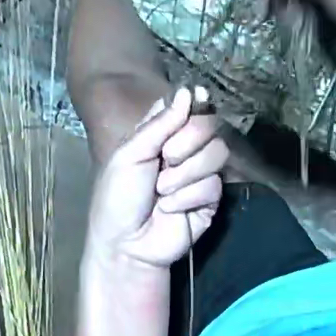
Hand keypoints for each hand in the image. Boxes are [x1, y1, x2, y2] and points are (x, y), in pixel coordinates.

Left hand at [85, 87, 227, 277]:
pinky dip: (188, 197)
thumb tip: (190, 91)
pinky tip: (171, 209)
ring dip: (186, 173)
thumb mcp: (130, 155)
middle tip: (166, 159)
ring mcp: (199, 175)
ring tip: (162, 191)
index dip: (196, 105)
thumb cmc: (118, 198)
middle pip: (210, 126)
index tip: (197, 100)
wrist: (126, 244)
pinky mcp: (210, 200)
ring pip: (217, 154)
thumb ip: (160, 124)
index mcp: (162, 135)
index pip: (190, 108)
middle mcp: (184, 150)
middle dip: (188, 141)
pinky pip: (213, 185)